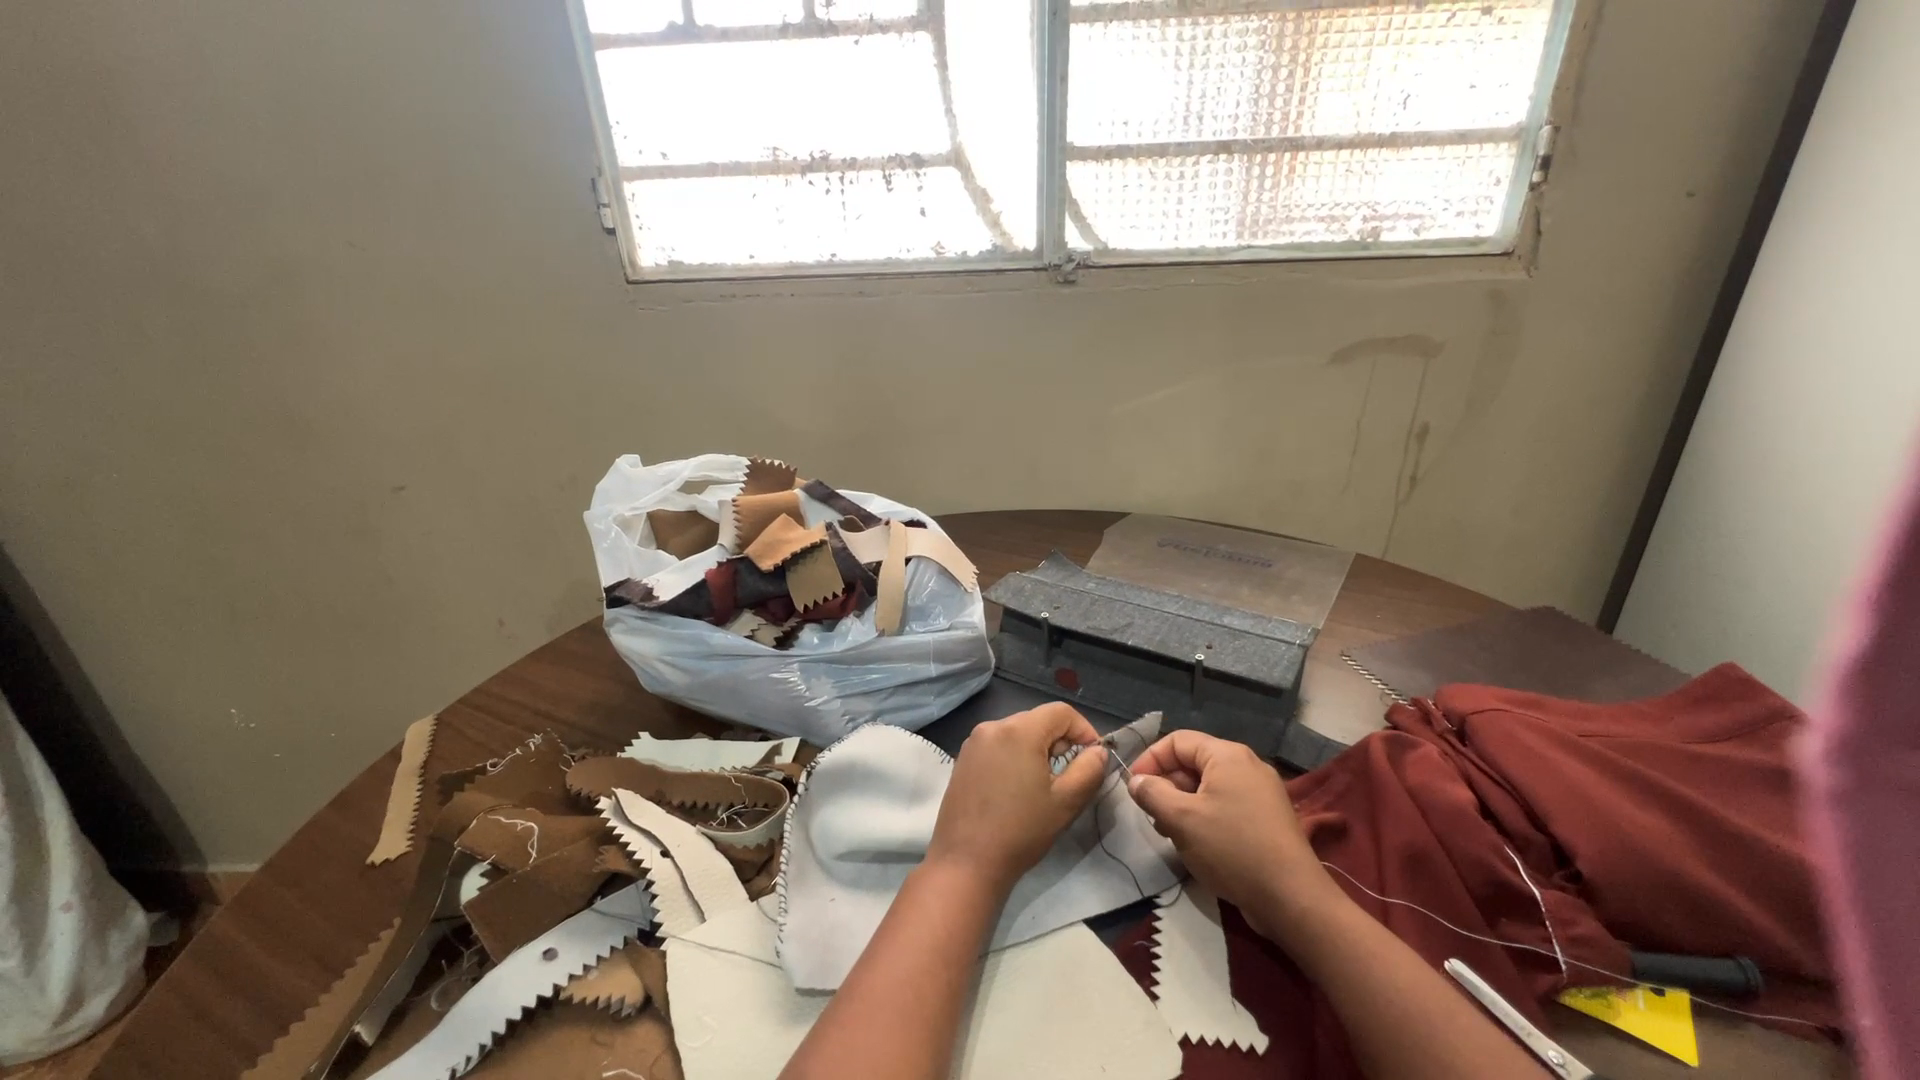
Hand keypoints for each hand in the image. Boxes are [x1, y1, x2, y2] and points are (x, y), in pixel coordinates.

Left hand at [925, 703, 1109, 892]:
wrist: (967, 862)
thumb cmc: (1021, 831)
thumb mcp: (1066, 801)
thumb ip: (1089, 769)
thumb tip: (1097, 750)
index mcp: (1018, 731)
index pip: (1061, 712)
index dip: (1084, 730)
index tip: (1093, 757)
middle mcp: (992, 727)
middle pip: (1038, 720)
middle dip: (1060, 741)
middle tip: (1069, 775)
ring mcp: (973, 742)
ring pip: (1017, 732)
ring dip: (1038, 749)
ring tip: (1044, 784)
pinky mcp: (963, 759)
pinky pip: (998, 745)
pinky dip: (1015, 757)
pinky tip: (1017, 788)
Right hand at [1128, 730, 1342, 939]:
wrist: (1290, 897)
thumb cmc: (1231, 848)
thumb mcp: (1181, 819)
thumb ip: (1152, 793)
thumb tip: (1136, 781)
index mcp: (1227, 755)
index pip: (1177, 741)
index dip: (1150, 759)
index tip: (1133, 788)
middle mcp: (1247, 766)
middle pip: (1193, 762)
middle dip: (1166, 785)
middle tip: (1151, 816)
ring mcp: (1260, 793)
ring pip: (1208, 787)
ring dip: (1182, 804)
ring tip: (1170, 833)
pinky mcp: (1266, 819)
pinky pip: (1226, 805)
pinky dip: (1204, 817)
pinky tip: (1196, 843)